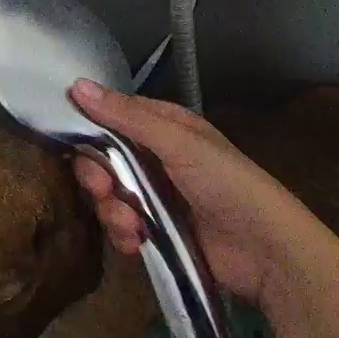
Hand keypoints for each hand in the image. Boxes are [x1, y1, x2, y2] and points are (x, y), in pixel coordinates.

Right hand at [68, 80, 318, 303]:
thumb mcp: (178, 143)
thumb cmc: (228, 183)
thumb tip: (76, 85)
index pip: (110, 115)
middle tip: (103, 187)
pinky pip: (120, 226)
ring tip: (131, 223)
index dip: (88, 125)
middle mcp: (153, 157)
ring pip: (107, 194)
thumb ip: (127, 117)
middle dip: (96, 175)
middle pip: (101, 157)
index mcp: (162, 126)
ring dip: (111, 209)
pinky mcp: (154, 231)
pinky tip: (137, 240)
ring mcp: (153, 195)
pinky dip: (123, 233)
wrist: (268, 253)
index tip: (70, 137)